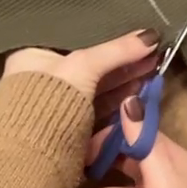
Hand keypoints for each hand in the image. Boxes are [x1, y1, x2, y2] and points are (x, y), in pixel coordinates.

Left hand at [3, 29, 160, 115]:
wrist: (36, 152)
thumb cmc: (50, 96)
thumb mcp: (84, 64)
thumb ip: (117, 50)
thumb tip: (152, 36)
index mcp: (33, 57)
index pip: (75, 40)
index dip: (106, 38)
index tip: (136, 38)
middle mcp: (42, 78)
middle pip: (90, 64)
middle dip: (122, 61)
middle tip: (153, 53)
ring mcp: (56, 104)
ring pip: (96, 87)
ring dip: (125, 80)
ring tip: (153, 68)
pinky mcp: (69, 125)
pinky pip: (97, 106)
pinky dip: (118, 99)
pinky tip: (139, 91)